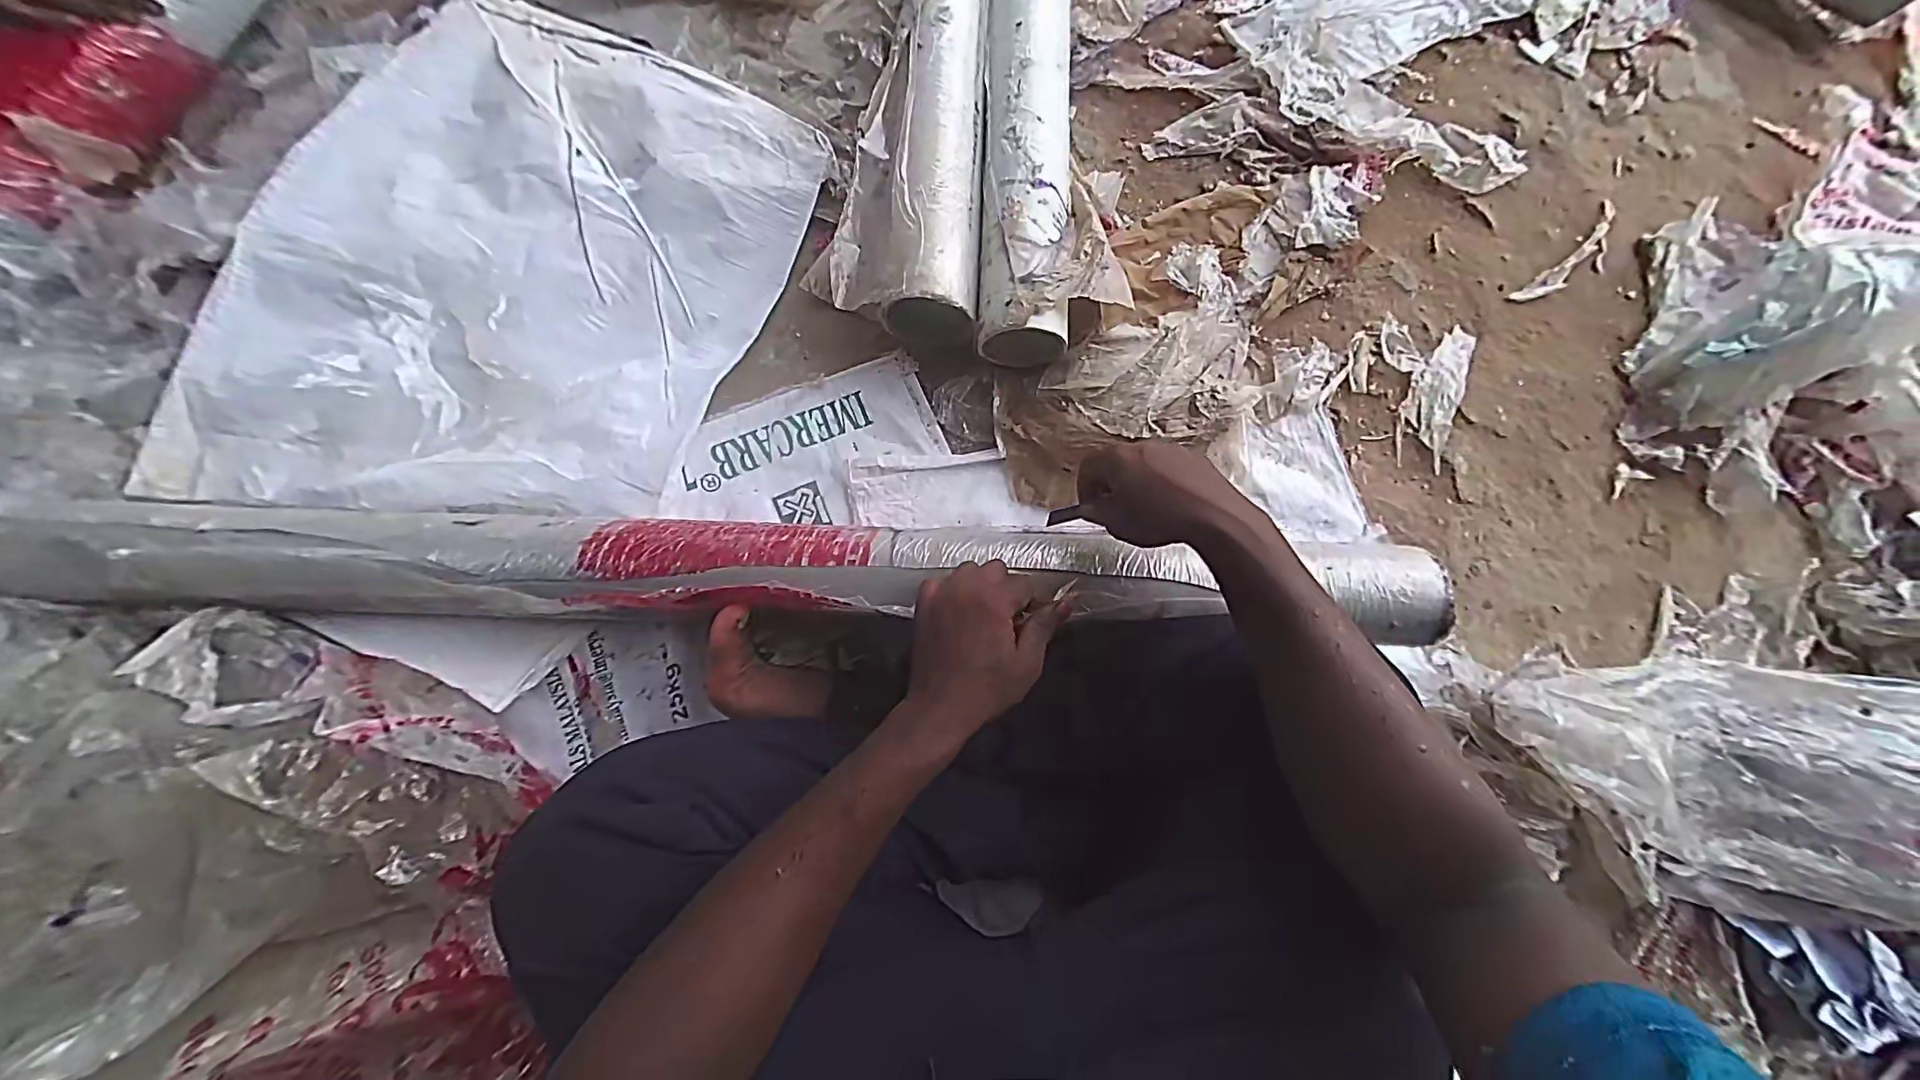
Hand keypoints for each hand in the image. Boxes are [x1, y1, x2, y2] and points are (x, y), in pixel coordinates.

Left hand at [890, 561, 1069, 751]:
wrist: (940, 707)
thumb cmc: (987, 690)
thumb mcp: (1026, 662)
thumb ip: (1044, 626)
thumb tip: (1066, 601)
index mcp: (993, 599)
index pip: (1026, 583)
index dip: (1036, 602)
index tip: (1036, 620)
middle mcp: (965, 587)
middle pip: (997, 570)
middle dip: (1008, 590)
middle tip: (1010, 621)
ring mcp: (941, 593)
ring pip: (970, 571)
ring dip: (981, 585)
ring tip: (985, 616)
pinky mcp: (924, 603)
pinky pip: (944, 581)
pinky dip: (954, 590)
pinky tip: (959, 613)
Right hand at [1076, 442, 1265, 548]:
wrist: (1213, 515)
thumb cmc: (1162, 518)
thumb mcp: (1117, 523)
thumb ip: (1097, 512)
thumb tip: (1092, 508)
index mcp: (1117, 458)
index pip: (1088, 466)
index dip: (1084, 487)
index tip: (1089, 503)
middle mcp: (1143, 447)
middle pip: (1116, 461)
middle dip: (1111, 483)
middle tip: (1113, 506)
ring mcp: (1170, 450)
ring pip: (1144, 463)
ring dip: (1138, 481)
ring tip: (1143, 507)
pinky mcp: (1193, 458)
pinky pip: (1168, 468)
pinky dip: (1163, 482)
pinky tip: (1168, 504)